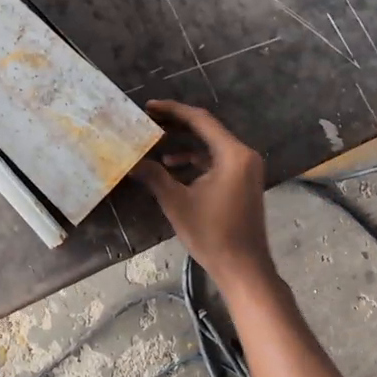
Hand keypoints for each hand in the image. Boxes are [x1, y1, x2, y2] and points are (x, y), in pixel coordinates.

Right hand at [130, 100, 276, 291]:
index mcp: (233, 154)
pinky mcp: (243, 181)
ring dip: (184, 142)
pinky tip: (172, 166)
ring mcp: (246, 168)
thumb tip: (130, 160)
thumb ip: (154, 176)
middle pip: (206, 129)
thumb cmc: (212, 234)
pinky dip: (196, 159)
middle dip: (177, 124)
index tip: (149, 106)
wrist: (244, 269)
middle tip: (149, 119)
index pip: (200, 120)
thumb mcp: (177, 202)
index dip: (173, 110)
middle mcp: (243, 155)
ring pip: (211, 144)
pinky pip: (217, 159)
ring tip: (156, 141)